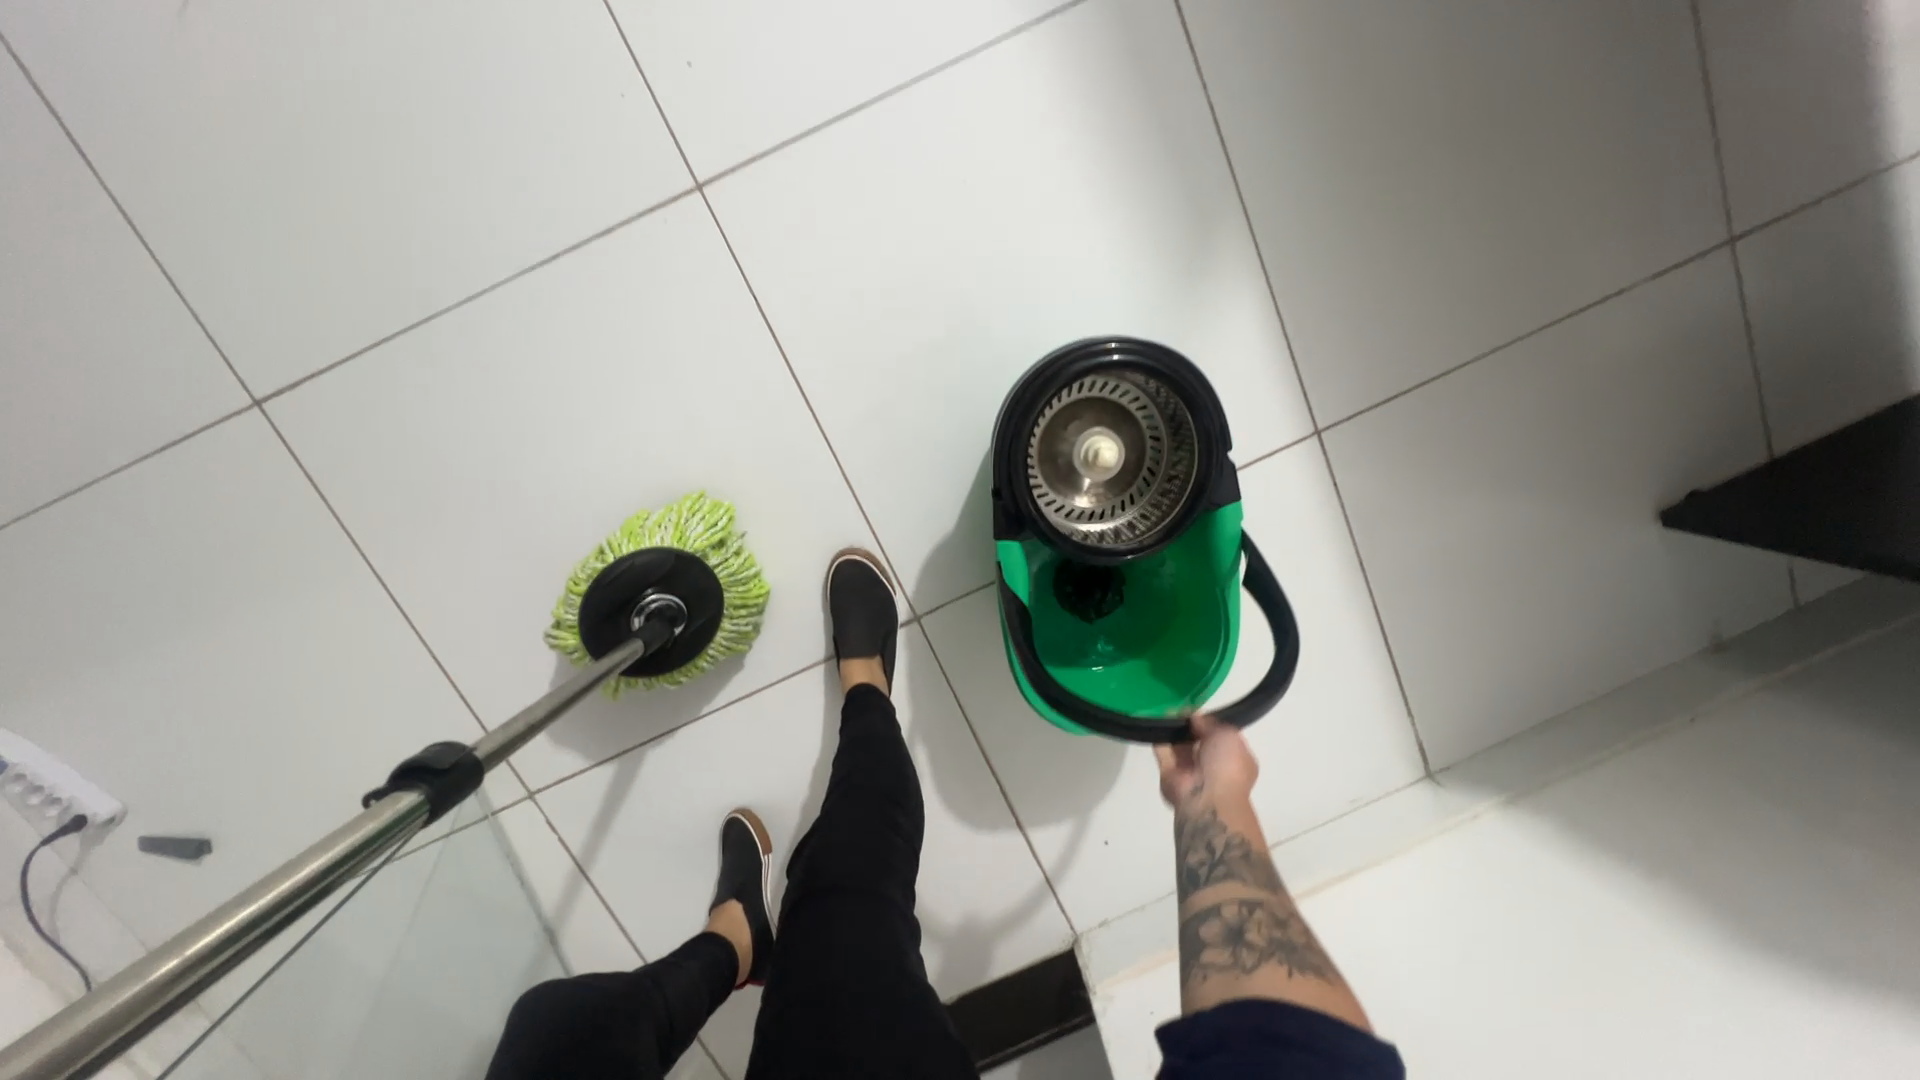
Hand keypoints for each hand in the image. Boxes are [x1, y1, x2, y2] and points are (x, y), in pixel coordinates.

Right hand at [1154, 714, 1258, 808]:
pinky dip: (1160, 738)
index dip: (1211, 723)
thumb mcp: (1228, 735)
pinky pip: (1163, 752)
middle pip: (1199, 741)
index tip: (1199, 710)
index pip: (1222, 738)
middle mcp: (1213, 766)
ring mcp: (1191, 771)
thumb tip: (1195, 716)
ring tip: (1167, 710)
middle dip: (1191, 725)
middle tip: (1180, 707)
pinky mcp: (1169, 774)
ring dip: (1174, 730)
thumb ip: (1211, 723)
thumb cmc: (1227, 767)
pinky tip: (1156, 721)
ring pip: (1180, 746)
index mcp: (1235, 759)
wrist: (1207, 799)